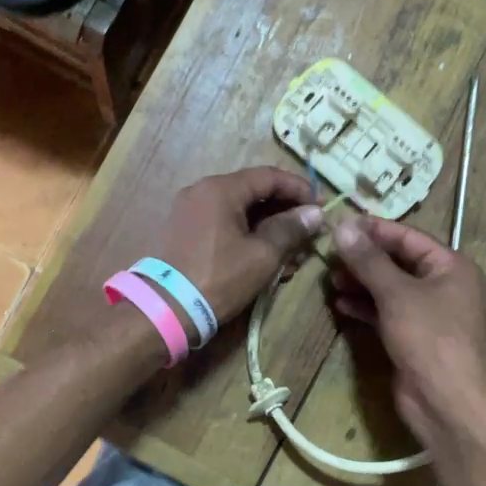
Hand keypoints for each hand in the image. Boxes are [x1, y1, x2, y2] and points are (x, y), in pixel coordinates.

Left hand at [161, 167, 323, 327]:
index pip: (269, 176)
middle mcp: (201, 192)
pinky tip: (265, 261)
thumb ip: (290, 229)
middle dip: (285, 214)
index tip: (321, 207)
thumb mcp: (262, 255)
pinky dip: (246, 238)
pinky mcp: (183, 234)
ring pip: (239, 213)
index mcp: (220, 189)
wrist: (165, 310)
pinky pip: (222, 227)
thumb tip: (315, 214)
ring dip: (268, 230)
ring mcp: (188, 213)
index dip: (299, 189)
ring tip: (292, 256)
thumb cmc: (218, 278)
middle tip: (309, 235)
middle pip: (253, 194)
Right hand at [328, 217, 485, 438]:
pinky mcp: (414, 338)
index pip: (407, 237)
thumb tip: (342, 226)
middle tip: (329, 255)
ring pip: (390, 289)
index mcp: (450, 266)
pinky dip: (365, 307)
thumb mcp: (397, 294)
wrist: (449, 404)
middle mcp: (442, 285)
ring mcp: (429, 314)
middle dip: (364, 259)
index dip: (374, 230)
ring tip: (330, 280)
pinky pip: (387, 313)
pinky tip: (341, 304)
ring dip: (361, 283)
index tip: (339, 225)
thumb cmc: (430, 339)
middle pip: (397, 262)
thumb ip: (368, 261)